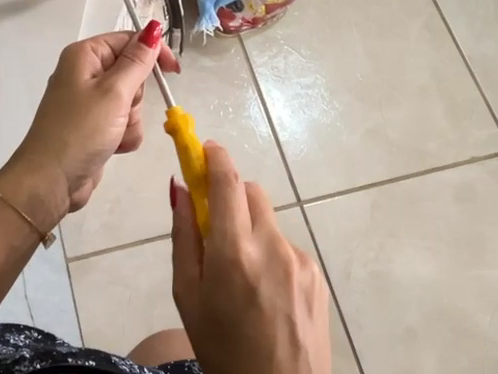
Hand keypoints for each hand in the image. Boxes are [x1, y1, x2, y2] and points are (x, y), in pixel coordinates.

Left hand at [0, 22, 181, 232]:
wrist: (52, 181)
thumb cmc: (81, 130)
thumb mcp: (114, 92)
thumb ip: (137, 61)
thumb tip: (153, 28)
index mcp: (84, 55)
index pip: (127, 40)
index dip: (152, 53)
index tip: (174, 71)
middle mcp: (85, 73)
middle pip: (131, 73)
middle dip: (136, 96)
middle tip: (123, 109)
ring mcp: (89, 102)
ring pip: (131, 101)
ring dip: (131, 120)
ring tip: (115, 134)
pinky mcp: (94, 126)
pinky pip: (123, 123)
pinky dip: (125, 135)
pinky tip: (114, 148)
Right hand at [170, 143, 331, 373]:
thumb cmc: (221, 349)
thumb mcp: (187, 296)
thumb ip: (184, 236)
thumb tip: (181, 188)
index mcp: (234, 253)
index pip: (227, 182)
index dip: (215, 157)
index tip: (204, 147)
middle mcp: (271, 246)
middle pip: (251, 192)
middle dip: (231, 195)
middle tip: (216, 223)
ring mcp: (299, 260)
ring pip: (268, 221)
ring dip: (251, 229)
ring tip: (242, 277)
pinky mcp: (316, 275)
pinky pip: (285, 247)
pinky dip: (270, 254)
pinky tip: (265, 294)